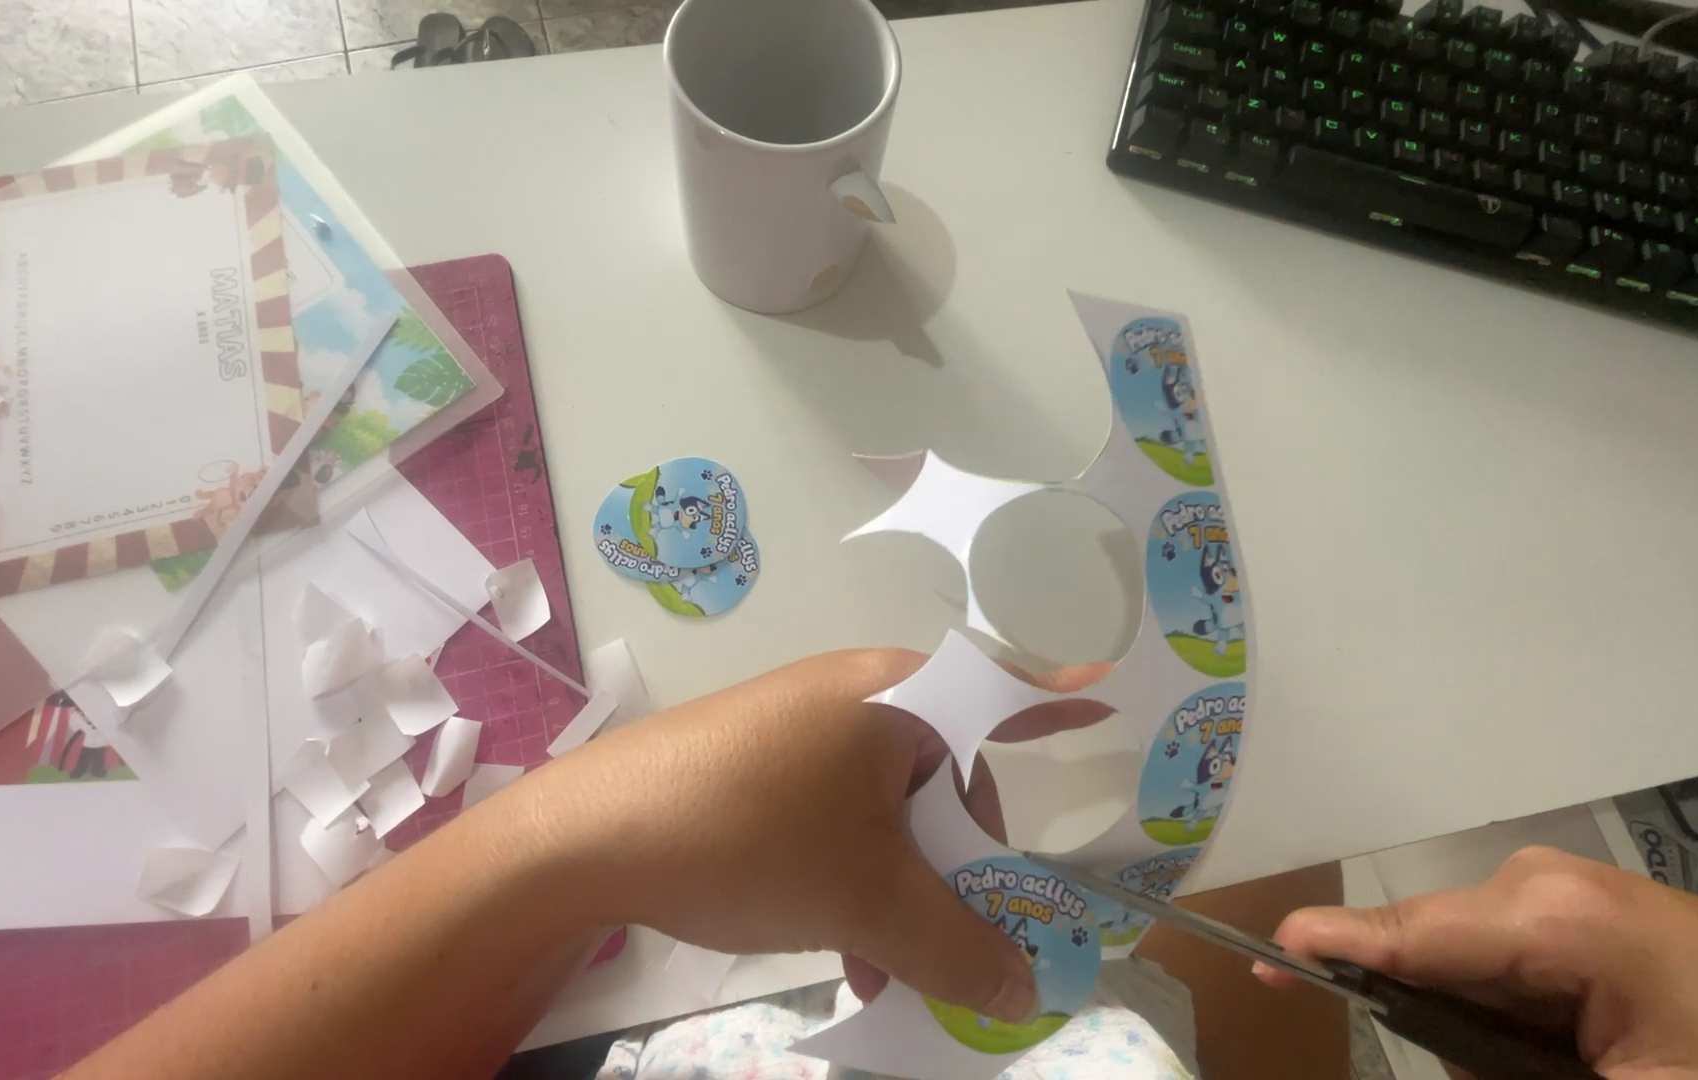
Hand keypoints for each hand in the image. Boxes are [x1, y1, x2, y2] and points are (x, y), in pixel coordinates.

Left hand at [510, 648, 1107, 1023]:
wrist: (592, 828)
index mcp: (896, 694)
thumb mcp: (866, 899)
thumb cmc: (751, 833)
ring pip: (889, 807)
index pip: (1001, 687)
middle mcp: (856, 693)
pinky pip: (839, 811)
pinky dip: (855, 872)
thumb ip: (958, 946)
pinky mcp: (765, 757)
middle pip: (946, 778)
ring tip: (889, 967)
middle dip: (961, 869)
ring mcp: (806, 724)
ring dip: (903, 887)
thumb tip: (1024, 989)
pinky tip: (844, 941)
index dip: (1058, 702)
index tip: (1105, 707)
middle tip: (964, 947)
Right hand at [1255, 846, 1697, 1079]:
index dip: (1330, 945)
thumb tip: (1419, 1038)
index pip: (1409, 931)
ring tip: (1572, 1062)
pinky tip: (1569, 1042)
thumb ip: (1494, 1064)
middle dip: (1437, 1011)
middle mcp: (1539, 881)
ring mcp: (1557, 887)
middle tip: (1527, 1069)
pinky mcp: (1573, 901)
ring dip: (1480, 1015)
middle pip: (1431, 948)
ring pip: (1461, 954)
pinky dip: (1506, 1001)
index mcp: (1553, 914)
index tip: (1266, 956)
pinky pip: (1499, 952)